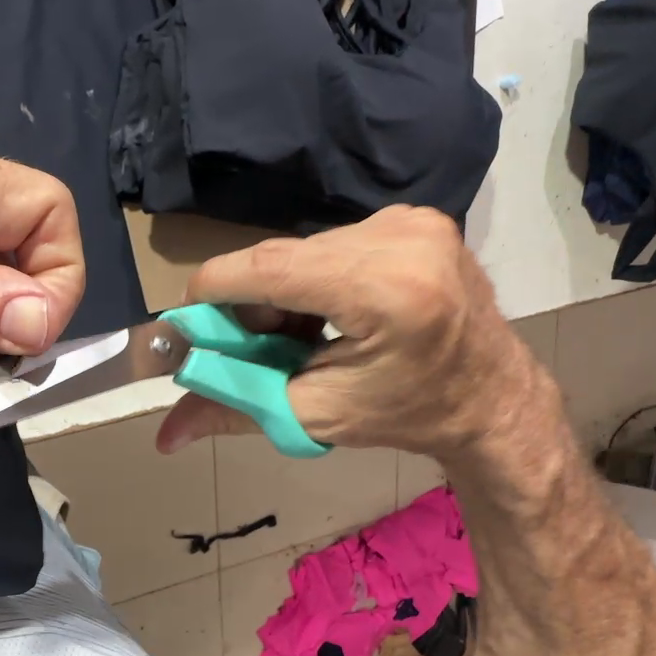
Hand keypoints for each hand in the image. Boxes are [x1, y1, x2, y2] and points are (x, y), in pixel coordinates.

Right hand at [156, 206, 552, 460]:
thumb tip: (164, 436)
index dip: (214, 291)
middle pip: (281, 259)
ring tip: (297, 337)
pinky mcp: (413, 219)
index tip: (189, 325)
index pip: (270, 268)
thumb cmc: (407, 414)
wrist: (491, 399)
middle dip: (249, 303)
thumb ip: (234, 410)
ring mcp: (411, 221)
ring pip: (301, 251)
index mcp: (386, 289)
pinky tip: (324, 315)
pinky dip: (309, 279)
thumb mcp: (314, 416)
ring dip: (278, 292)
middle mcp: (401, 238)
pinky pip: (329, 244)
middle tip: (252, 349)